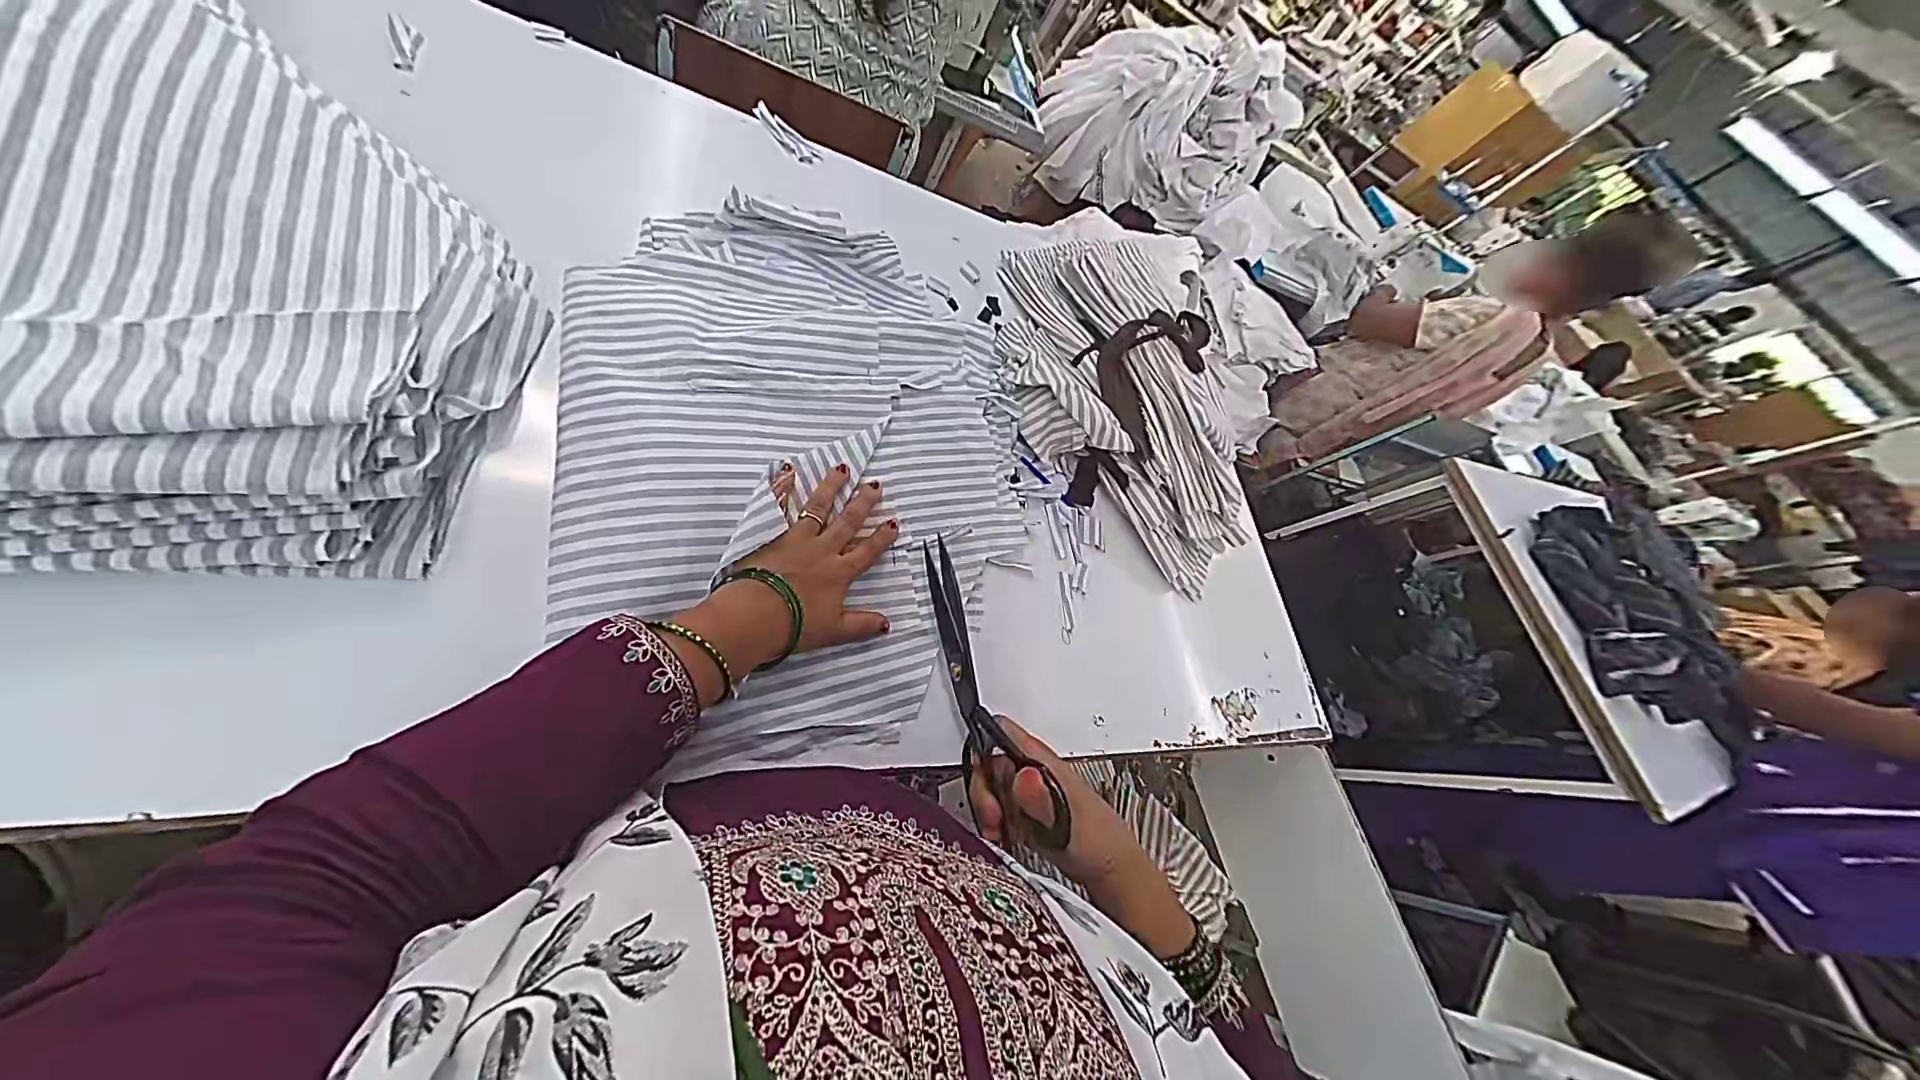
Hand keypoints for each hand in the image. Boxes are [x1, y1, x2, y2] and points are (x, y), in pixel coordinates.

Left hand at [741, 463, 898, 652]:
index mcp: (838, 573)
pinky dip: (785, 490)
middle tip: (875, 485)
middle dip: (863, 503)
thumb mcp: (834, 630)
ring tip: (841, 469)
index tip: (893, 522)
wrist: (756, 615)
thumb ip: (861, 624)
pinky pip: (781, 508)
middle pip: (847, 522)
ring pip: (818, 507)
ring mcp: (796, 540)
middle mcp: (822, 550)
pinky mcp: (772, 537)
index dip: (881, 537)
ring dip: (832, 487)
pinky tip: (788, 473)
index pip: (866, 551)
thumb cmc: (795, 625)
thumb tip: (886, 624)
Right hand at [968, 717, 1195, 956]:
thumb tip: (1023, 775)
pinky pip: (999, 805)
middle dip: (984, 789)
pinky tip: (1003, 837)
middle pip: (990, 761)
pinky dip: (994, 821)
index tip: (984, 782)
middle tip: (993, 817)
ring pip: (992, 785)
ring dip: (987, 809)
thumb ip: (1042, 800)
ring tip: (998, 831)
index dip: (983, 750)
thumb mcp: (1065, 823)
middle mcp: (1036, 769)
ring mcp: (1032, 789)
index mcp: (1045, 760)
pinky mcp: (1029, 809)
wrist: (1113, 873)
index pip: (1001, 732)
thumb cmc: (1098, 844)